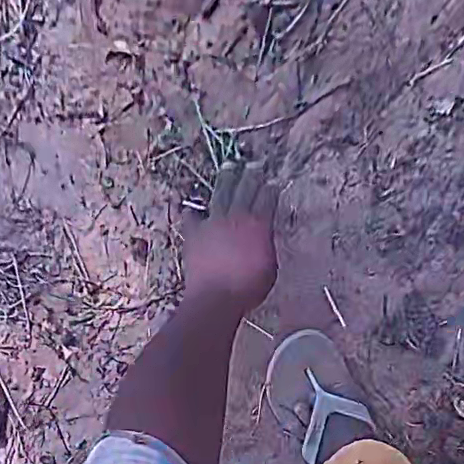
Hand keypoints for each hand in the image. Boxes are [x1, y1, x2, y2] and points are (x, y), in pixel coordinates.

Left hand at [182, 163, 279, 317]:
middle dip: (251, 175)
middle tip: (254, 165)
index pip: (267, 197)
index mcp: (259, 223)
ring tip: (229, 167)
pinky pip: (192, 217)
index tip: (272, 181)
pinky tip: (191, 207)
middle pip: (245, 188)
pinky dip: (192, 211)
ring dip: (226, 179)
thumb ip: (266, 247)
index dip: (270, 188)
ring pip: (221, 194)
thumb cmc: (247, 289)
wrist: (215, 298)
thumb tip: (263, 240)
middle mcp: (236, 217)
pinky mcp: (194, 234)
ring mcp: (213, 223)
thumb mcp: (269, 268)